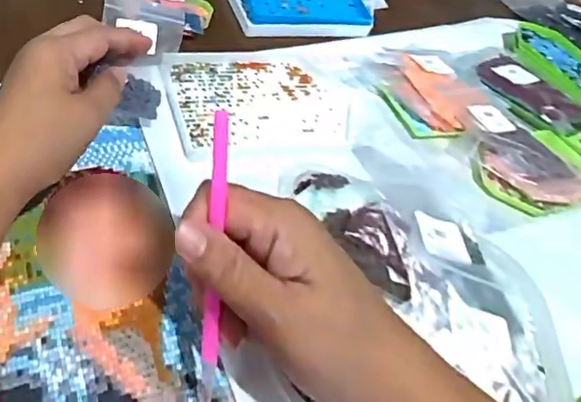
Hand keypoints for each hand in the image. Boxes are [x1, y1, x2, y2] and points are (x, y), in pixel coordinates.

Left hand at [0, 17, 151, 205]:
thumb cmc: (43, 142)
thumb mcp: (86, 116)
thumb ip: (107, 88)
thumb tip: (117, 71)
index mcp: (55, 49)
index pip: (98, 35)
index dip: (126, 39)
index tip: (150, 44)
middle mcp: (39, 48)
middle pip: (80, 29)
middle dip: (108, 37)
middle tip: (135, 52)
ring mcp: (26, 64)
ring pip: (66, 43)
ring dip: (92, 49)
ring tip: (117, 65)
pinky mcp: (21, 82)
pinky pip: (56, 59)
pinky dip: (77, 62)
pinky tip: (90, 80)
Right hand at [175, 184, 483, 401]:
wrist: (401, 392)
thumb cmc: (341, 348)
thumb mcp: (277, 313)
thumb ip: (227, 269)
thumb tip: (179, 228)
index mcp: (279, 219)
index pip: (213, 197)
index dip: (195, 231)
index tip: (198, 282)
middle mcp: (279, 223)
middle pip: (217, 224)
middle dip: (206, 268)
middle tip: (215, 317)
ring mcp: (285, 249)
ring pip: (226, 252)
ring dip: (219, 290)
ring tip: (233, 333)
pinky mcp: (288, 274)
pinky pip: (244, 272)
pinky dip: (235, 300)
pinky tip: (244, 331)